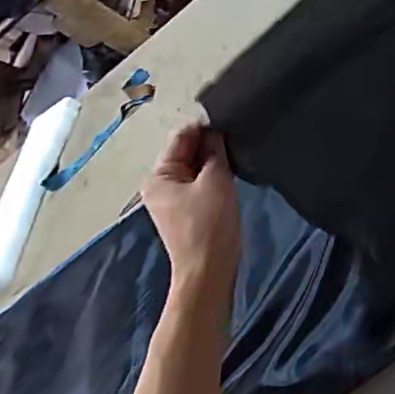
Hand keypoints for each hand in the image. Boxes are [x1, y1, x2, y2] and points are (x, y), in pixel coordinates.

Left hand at [141, 123, 238, 290]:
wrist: (208, 271)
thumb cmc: (209, 224)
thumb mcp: (216, 179)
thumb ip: (215, 150)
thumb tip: (215, 132)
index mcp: (158, 175)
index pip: (181, 136)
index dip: (205, 127)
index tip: (230, 123)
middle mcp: (159, 184)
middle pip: (186, 151)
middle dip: (210, 145)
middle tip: (236, 141)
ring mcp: (171, 198)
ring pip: (195, 166)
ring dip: (213, 161)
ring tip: (235, 158)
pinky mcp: (186, 210)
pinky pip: (199, 182)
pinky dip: (213, 177)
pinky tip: (230, 176)